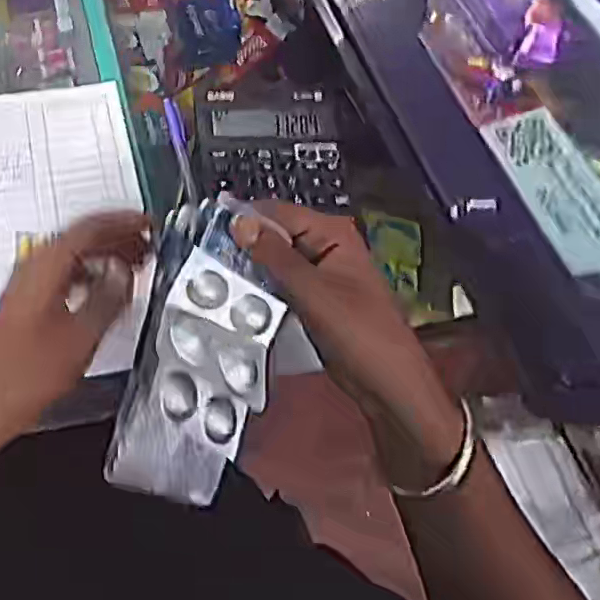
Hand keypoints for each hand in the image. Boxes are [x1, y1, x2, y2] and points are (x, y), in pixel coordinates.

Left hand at [0, 212, 150, 466]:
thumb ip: (108, 300)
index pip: (89, 227)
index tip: (146, 223)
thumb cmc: (16, 379)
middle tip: (145, 241)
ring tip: (132, 264)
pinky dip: (89, 274)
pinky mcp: (24, 303)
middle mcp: (32, 267)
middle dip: (116, 236)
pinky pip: (63, 273)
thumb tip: (125, 276)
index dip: (122, 222)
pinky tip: (103, 291)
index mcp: (44, 266)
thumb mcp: (79, 339)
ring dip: (104, 255)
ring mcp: (25, 284)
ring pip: (72, 255)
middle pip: (80, 237)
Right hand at [230, 201, 462, 475]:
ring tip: (223, 278)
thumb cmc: (360, 335)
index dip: (244, 220)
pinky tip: (244, 296)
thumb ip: (274, 255)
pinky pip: (279, 280)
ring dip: (251, 268)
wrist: (389, 387)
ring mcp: (320, 270)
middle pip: (273, 233)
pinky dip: (262, 286)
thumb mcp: (312, 291)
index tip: (210, 232)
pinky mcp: (313, 294)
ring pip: (273, 258)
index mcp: (333, 233)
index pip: (277, 211)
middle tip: (212, 259)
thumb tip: (239, 222)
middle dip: (245, 245)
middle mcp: (326, 245)